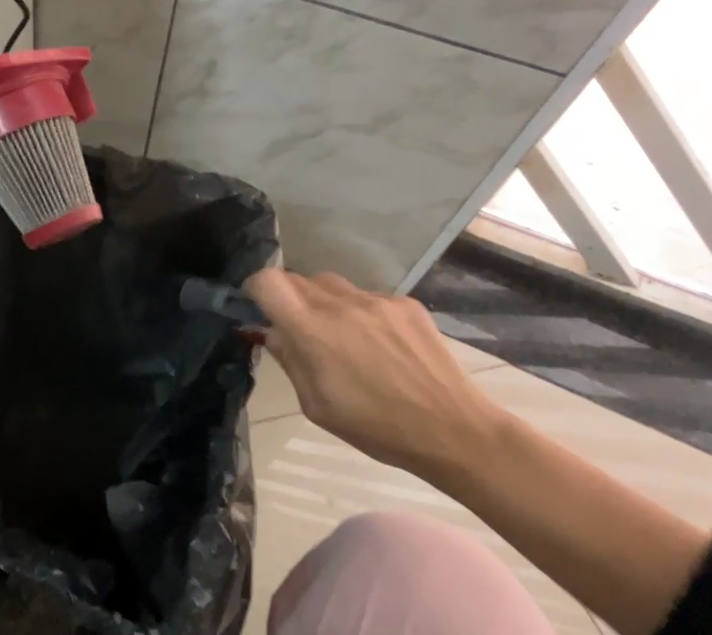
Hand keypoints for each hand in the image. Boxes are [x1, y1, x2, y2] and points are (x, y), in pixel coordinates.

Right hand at [245, 267, 509, 479]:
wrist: (456, 431)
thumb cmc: (376, 427)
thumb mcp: (315, 405)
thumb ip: (288, 359)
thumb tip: (269, 331)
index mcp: (312, 329)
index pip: (267, 281)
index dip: (256, 289)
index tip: (259, 308)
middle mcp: (340, 304)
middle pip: (297, 279)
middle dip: (289, 299)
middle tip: (300, 331)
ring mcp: (377, 301)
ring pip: (332, 286)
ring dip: (324, 303)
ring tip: (342, 338)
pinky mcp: (407, 305)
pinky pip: (368, 297)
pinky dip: (361, 313)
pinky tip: (380, 345)